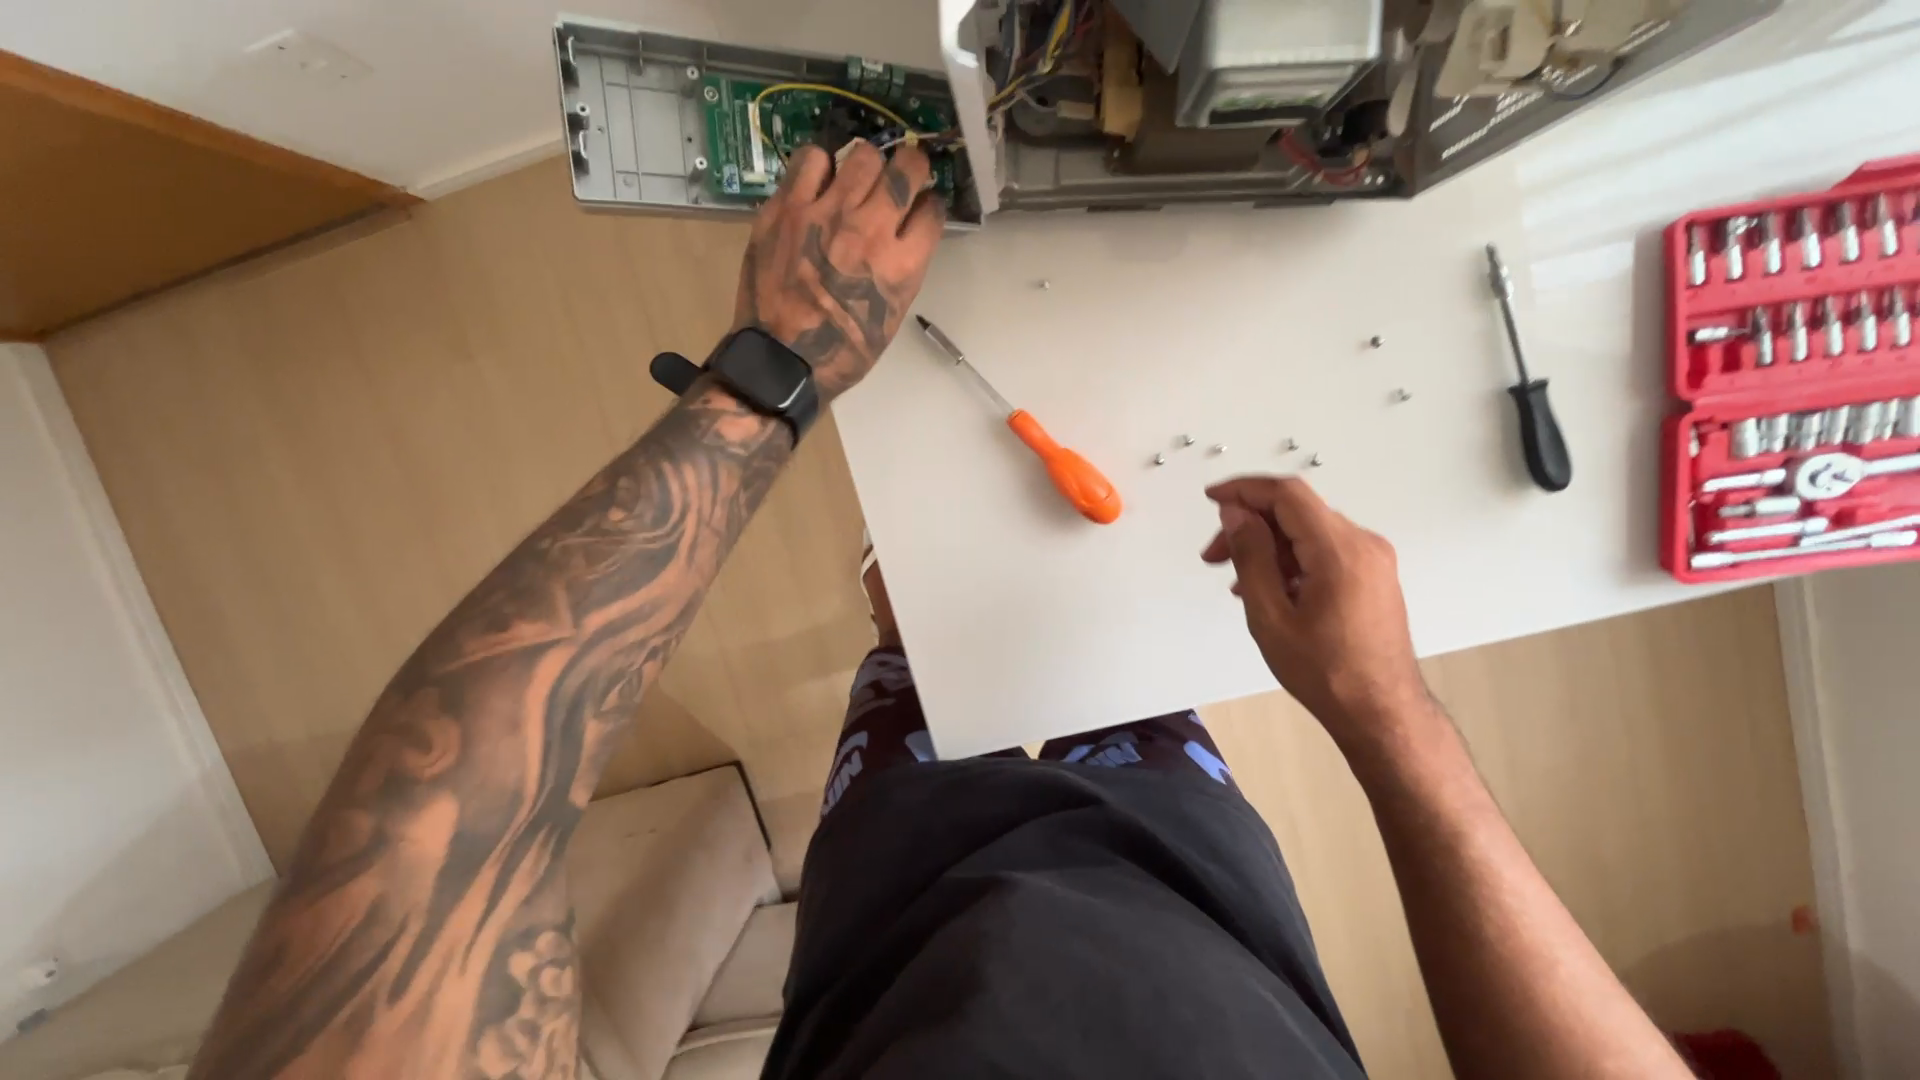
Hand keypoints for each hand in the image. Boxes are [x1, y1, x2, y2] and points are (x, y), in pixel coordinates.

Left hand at [733, 141, 946, 400]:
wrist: (783, 361)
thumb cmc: (843, 351)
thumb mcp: (893, 315)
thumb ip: (904, 268)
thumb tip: (905, 235)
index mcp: (903, 265)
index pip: (933, 210)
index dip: (929, 205)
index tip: (921, 209)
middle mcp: (871, 230)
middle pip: (907, 167)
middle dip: (910, 167)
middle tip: (899, 177)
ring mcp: (827, 213)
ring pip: (863, 155)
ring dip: (866, 164)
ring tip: (856, 179)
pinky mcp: (788, 207)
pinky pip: (812, 158)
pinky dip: (820, 164)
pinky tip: (818, 181)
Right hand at [1201, 476, 1430, 742]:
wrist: (1381, 712)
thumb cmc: (1322, 670)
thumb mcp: (1271, 615)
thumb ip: (1252, 556)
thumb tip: (1236, 513)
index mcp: (1339, 550)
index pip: (1287, 494)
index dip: (1244, 489)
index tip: (1210, 499)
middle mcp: (1362, 543)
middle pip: (1296, 511)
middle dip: (1250, 524)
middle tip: (1212, 556)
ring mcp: (1372, 559)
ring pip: (1308, 531)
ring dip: (1268, 545)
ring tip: (1235, 580)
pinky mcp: (1373, 576)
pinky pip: (1324, 550)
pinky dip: (1290, 559)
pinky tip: (1268, 588)